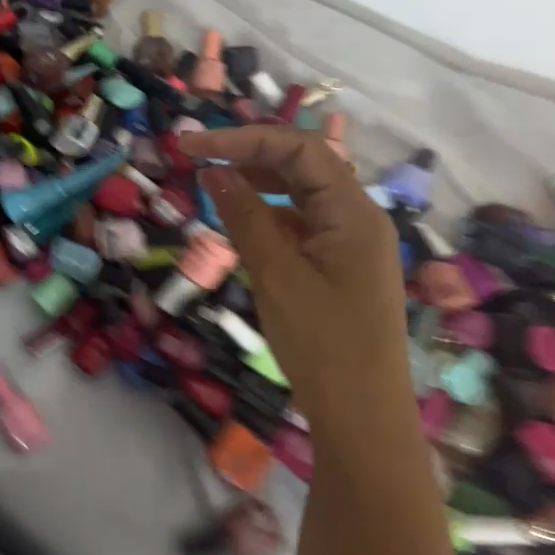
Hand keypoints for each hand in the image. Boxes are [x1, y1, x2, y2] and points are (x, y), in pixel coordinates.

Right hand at [182, 126, 412, 432]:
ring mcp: (351, 242)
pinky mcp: (339, 265)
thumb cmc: (322, 343)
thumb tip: (214, 170)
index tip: (191, 145)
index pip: (299, 148)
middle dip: (247, 151)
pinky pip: (300, 220)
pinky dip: (266, 211)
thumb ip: (245, 216)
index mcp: (353, 213)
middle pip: (302, 163)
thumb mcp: (275, 274)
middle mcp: (358, 218)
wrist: (363, 417)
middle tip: (193, 154)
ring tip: (209, 181)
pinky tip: (236, 221)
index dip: (243, 137)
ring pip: (300, 191)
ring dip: (255, 178)